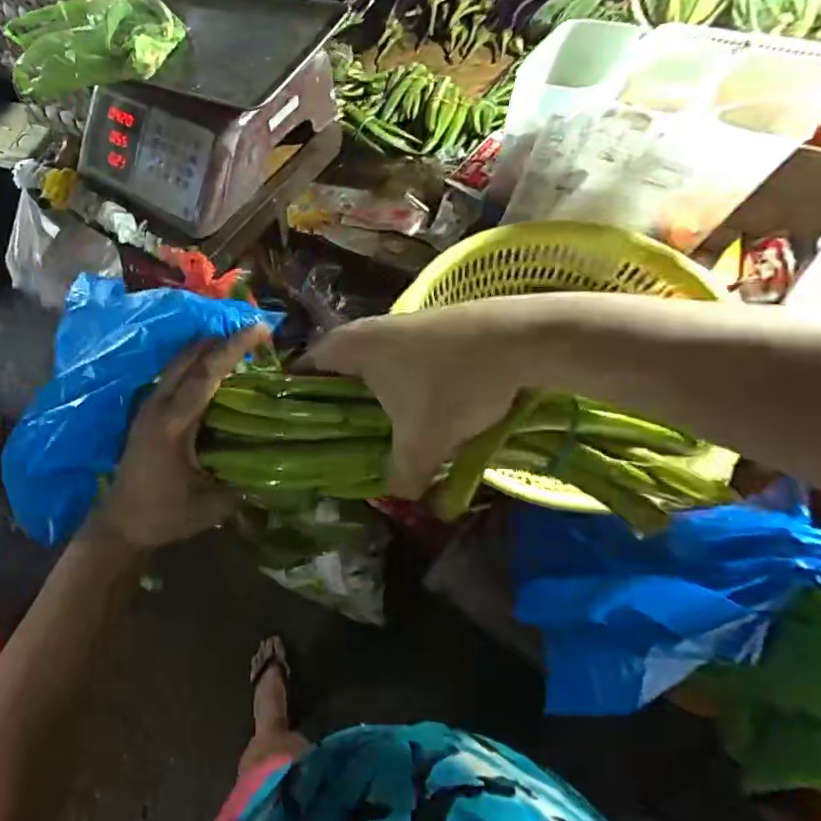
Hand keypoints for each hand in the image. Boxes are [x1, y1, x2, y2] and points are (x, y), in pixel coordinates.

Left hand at [88, 324, 271, 548]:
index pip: (206, 374)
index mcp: (172, 424)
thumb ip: (245, 481)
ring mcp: (148, 406)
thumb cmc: (164, 514)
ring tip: (240, 344)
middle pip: (188, 357)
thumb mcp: (212, 505)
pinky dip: (196, 363)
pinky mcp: (146, 412)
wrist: (120, 523)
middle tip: (255, 330)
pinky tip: (216, 370)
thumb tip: (280, 458)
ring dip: (207, 348)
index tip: (260, 329)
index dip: (234, 348)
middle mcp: (157, 406)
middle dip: (221, 338)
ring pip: (178, 362)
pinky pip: (173, 375)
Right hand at [304, 306, 530, 497]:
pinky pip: (397, 364)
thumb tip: (397, 493)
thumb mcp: (424, 442)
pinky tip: (418, 412)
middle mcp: (365, 331)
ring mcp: (398, 327)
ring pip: (370, 369)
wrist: (524, 338)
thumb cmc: (455, 384)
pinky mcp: (428, 331)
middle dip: (337, 409)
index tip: (302, 435)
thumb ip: (401, 475)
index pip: (300, 372)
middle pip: (334, 373)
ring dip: (372, 400)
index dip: (296, 404)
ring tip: (380, 433)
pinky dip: (399, 388)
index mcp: (347, 347)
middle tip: (341, 442)